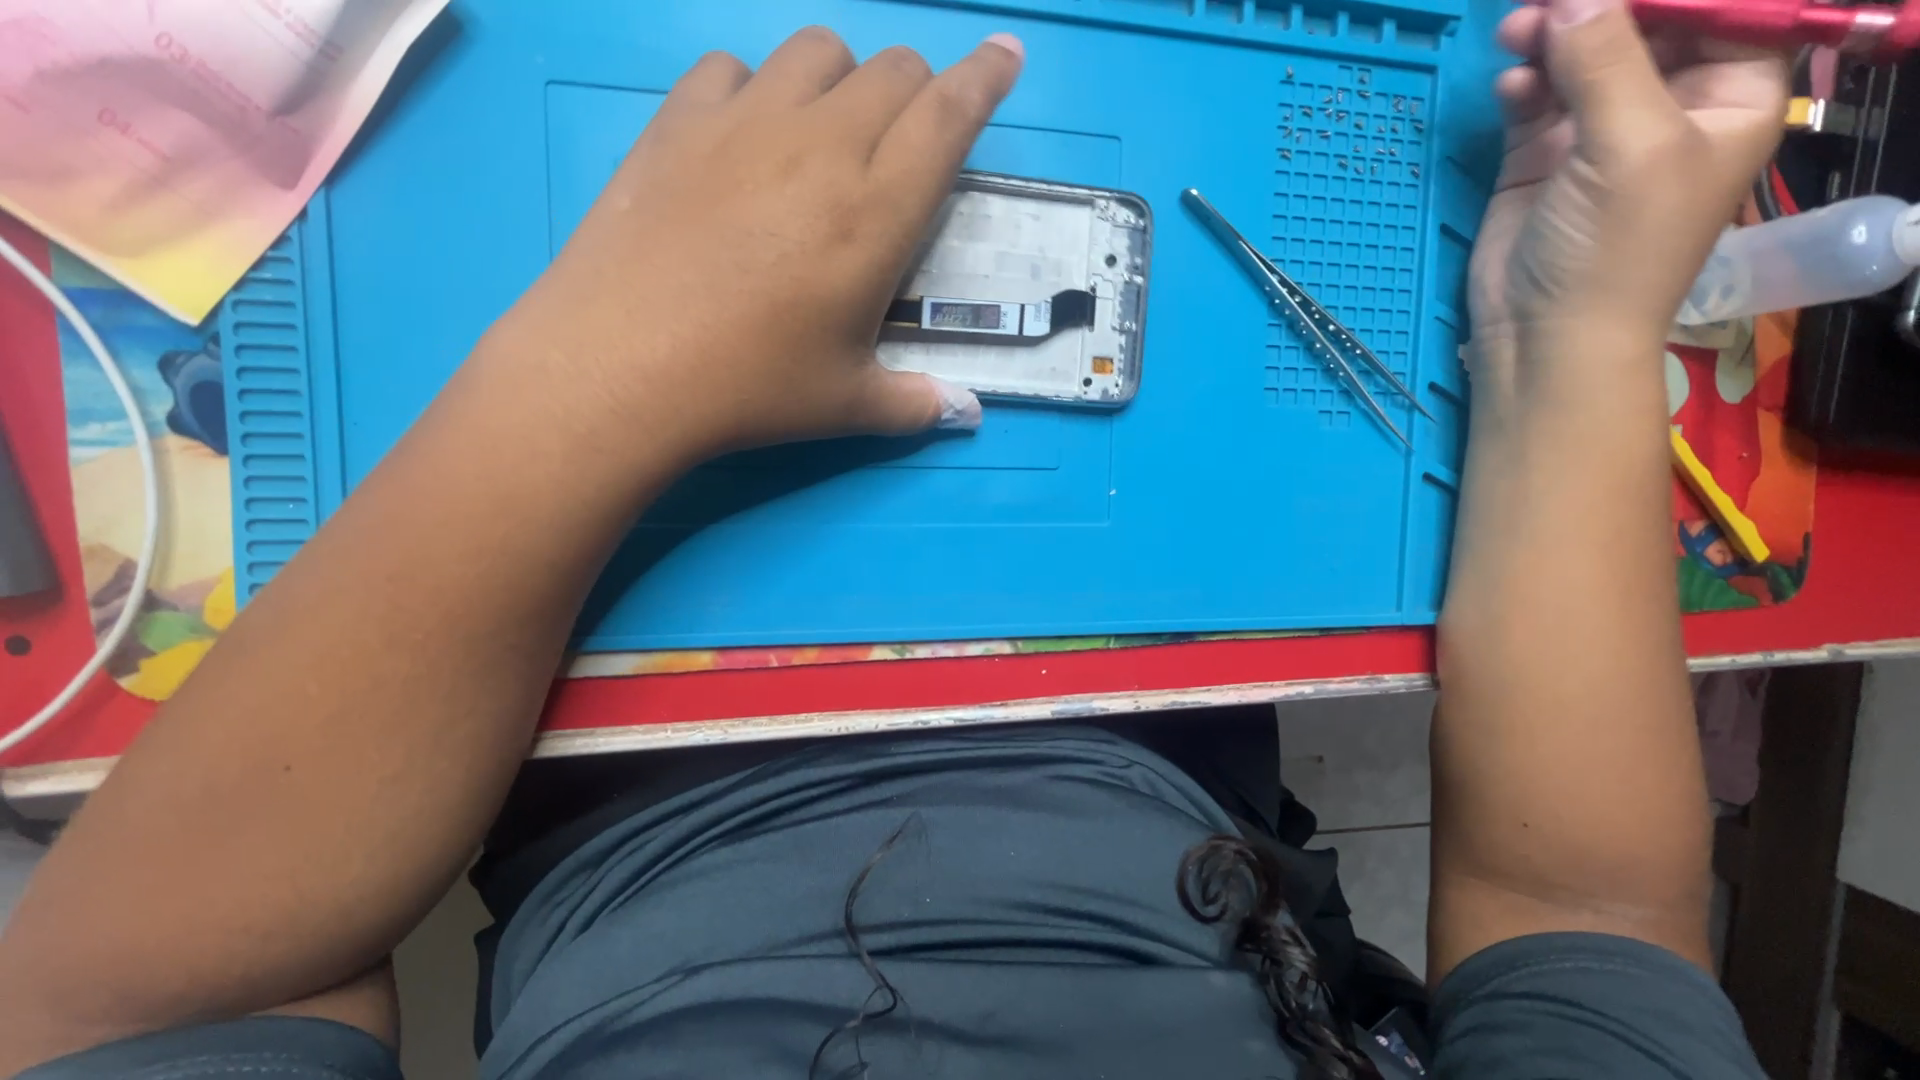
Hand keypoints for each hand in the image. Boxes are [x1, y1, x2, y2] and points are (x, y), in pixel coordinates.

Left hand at [485, 27, 1024, 465]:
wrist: (619, 366)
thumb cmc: (750, 386)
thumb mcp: (848, 404)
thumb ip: (917, 402)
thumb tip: (969, 416)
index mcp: (877, 211)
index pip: (949, 115)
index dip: (987, 79)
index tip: (1005, 55)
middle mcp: (821, 146)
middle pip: (892, 70)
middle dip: (917, 90)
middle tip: (905, 139)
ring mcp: (745, 124)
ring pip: (817, 49)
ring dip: (841, 78)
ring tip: (827, 130)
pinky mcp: (678, 122)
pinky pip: (731, 68)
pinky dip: (754, 89)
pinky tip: (743, 138)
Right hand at [1468, 0, 1787, 360]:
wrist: (1544, 335)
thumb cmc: (1616, 247)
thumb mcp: (1631, 144)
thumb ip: (1606, 59)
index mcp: (1729, 94)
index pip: (1720, 6)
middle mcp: (1667, 102)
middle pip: (1643, 19)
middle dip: (1598, 3)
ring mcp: (1597, 129)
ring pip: (1580, 51)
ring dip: (1550, 35)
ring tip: (1514, 32)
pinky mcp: (1539, 155)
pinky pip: (1534, 94)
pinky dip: (1521, 81)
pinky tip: (1509, 86)